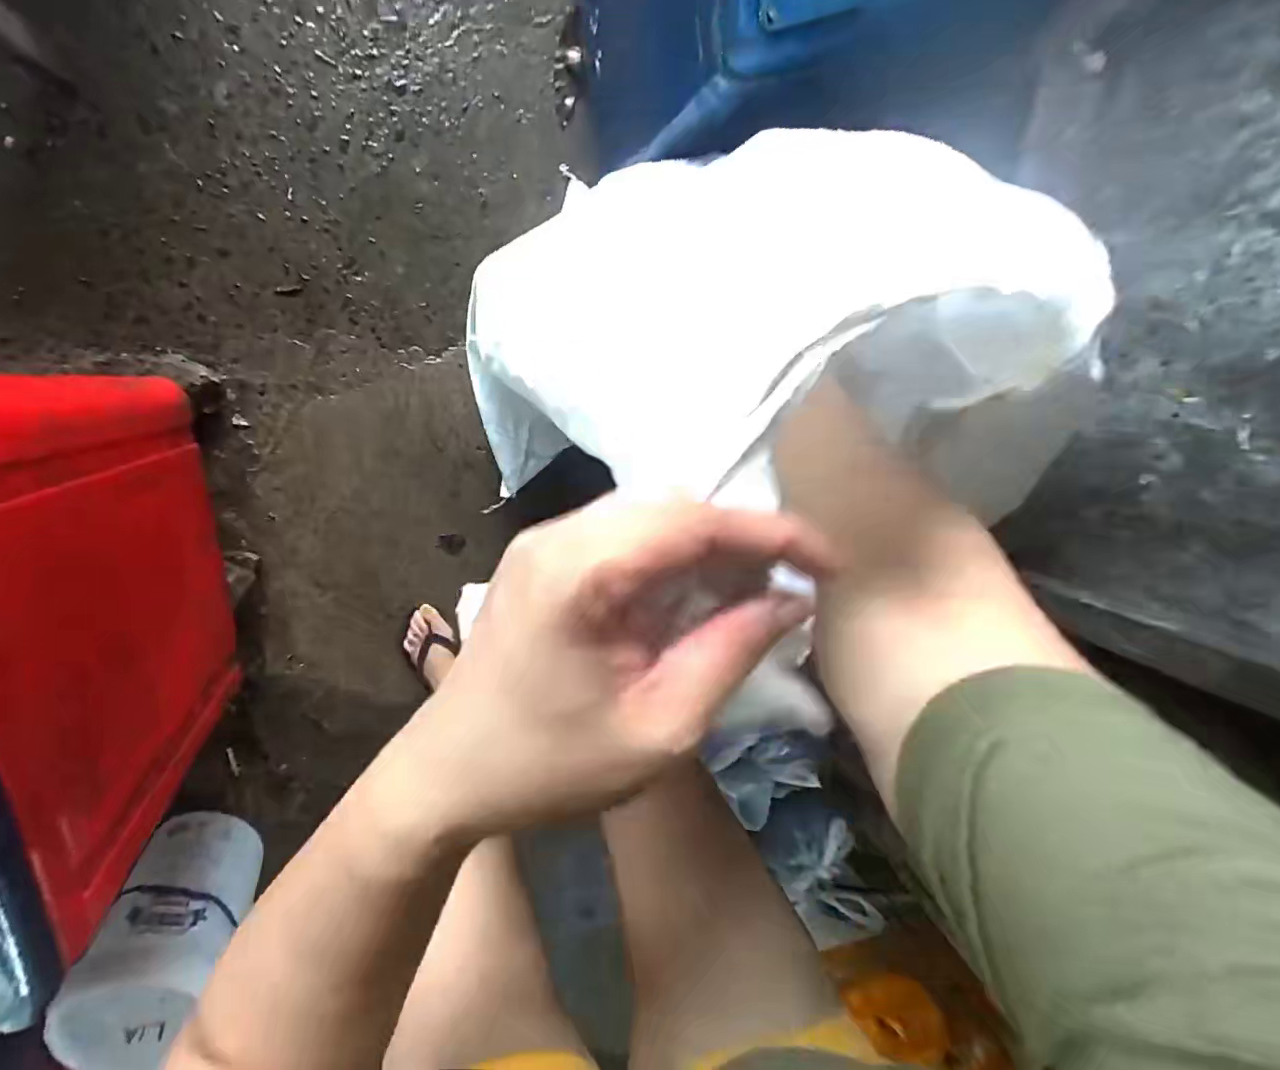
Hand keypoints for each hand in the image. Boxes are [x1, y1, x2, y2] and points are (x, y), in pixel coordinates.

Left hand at [376, 497, 836, 841]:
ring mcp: (534, 546)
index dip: (771, 532)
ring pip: (639, 518)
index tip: (831, 566)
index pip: (691, 520)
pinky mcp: (531, 565)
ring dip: (697, 548)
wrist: (448, 770)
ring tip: (742, 597)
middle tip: (785, 589)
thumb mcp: (658, 728)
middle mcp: (550, 539)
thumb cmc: (548, 765)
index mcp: (575, 570)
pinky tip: (682, 600)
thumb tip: (788, 600)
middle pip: (665, 508)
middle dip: (735, 539)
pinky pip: (611, 539)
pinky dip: (659, 559)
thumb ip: (727, 653)